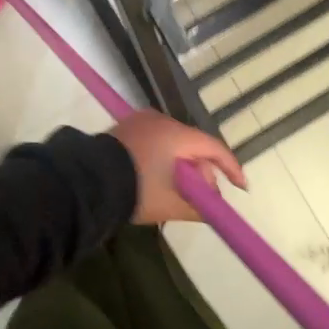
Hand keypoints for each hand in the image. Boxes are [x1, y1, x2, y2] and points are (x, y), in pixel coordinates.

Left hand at [108, 110, 246, 223]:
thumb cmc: (136, 190)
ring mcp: (141, 121)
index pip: (213, 147)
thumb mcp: (171, 205)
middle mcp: (161, 120)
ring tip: (179, 191)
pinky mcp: (125, 128)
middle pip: (193, 144)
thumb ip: (199, 207)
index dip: (230, 167)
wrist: (88, 182)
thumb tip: (213, 208)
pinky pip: (156, 141)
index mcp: (176, 134)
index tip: (240, 185)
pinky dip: (164, 158)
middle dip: (201, 171)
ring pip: (174, 143)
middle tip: (202, 196)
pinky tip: (160, 178)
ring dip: (182, 165)